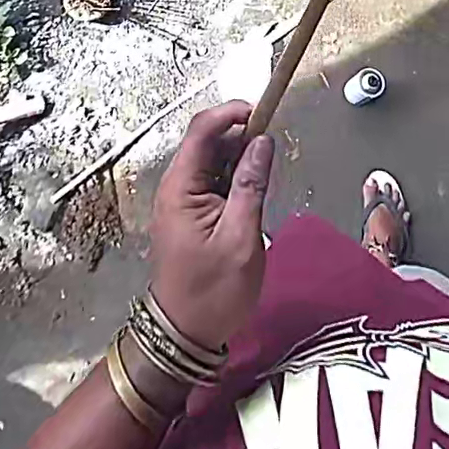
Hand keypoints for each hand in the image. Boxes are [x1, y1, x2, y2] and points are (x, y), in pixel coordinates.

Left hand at [148, 100, 274, 348]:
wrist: (184, 335)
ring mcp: (180, 197)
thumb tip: (263, 141)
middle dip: (240, 136)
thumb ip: (251, 184)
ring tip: (267, 171)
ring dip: (239, 157)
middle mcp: (175, 184)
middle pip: (207, 141)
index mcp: (180, 185)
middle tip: (273, 148)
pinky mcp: (189, 211)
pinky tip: (253, 190)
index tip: (264, 113)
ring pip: (211, 159)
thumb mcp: (241, 237)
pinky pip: (212, 180)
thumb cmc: (213, 291)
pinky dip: (233, 177)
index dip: (231, 113)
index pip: (202, 129)